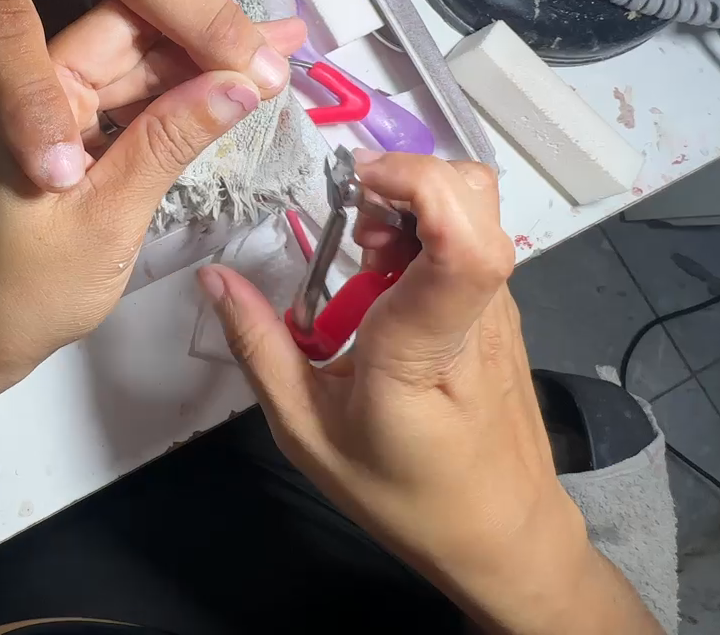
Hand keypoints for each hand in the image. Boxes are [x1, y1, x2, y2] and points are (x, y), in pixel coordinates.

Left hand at [0, 0, 303, 381]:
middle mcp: (41, 90)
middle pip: (133, 46)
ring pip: (139, 77)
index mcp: (30, 94)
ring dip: (203, 68)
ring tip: (275, 54)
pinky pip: (131, 109)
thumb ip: (169, 142)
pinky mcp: (74, 143)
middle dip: (209, 34)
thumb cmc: (32, 286)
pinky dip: (178, 101)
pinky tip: (223, 89)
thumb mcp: (109, 214)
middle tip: (285, 25)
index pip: (114, 27)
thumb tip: (240, 79)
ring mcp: (59, 117)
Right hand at [202, 153, 657, 632]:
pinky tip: (382, 280)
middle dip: (406, 179)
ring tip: (360, 255)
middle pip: (477, 199)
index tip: (356, 179)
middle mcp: (476, 314)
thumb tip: (213, 277)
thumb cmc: (406, 494)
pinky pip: (465, 240)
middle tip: (351, 214)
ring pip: (473, 210)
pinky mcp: (498, 310)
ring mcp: (497, 308)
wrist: (505, 540)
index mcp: (426, 348)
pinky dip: (421, 230)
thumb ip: (257, 346)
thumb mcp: (304, 429)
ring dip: (409, 205)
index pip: (465, 247)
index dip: (420, 186)